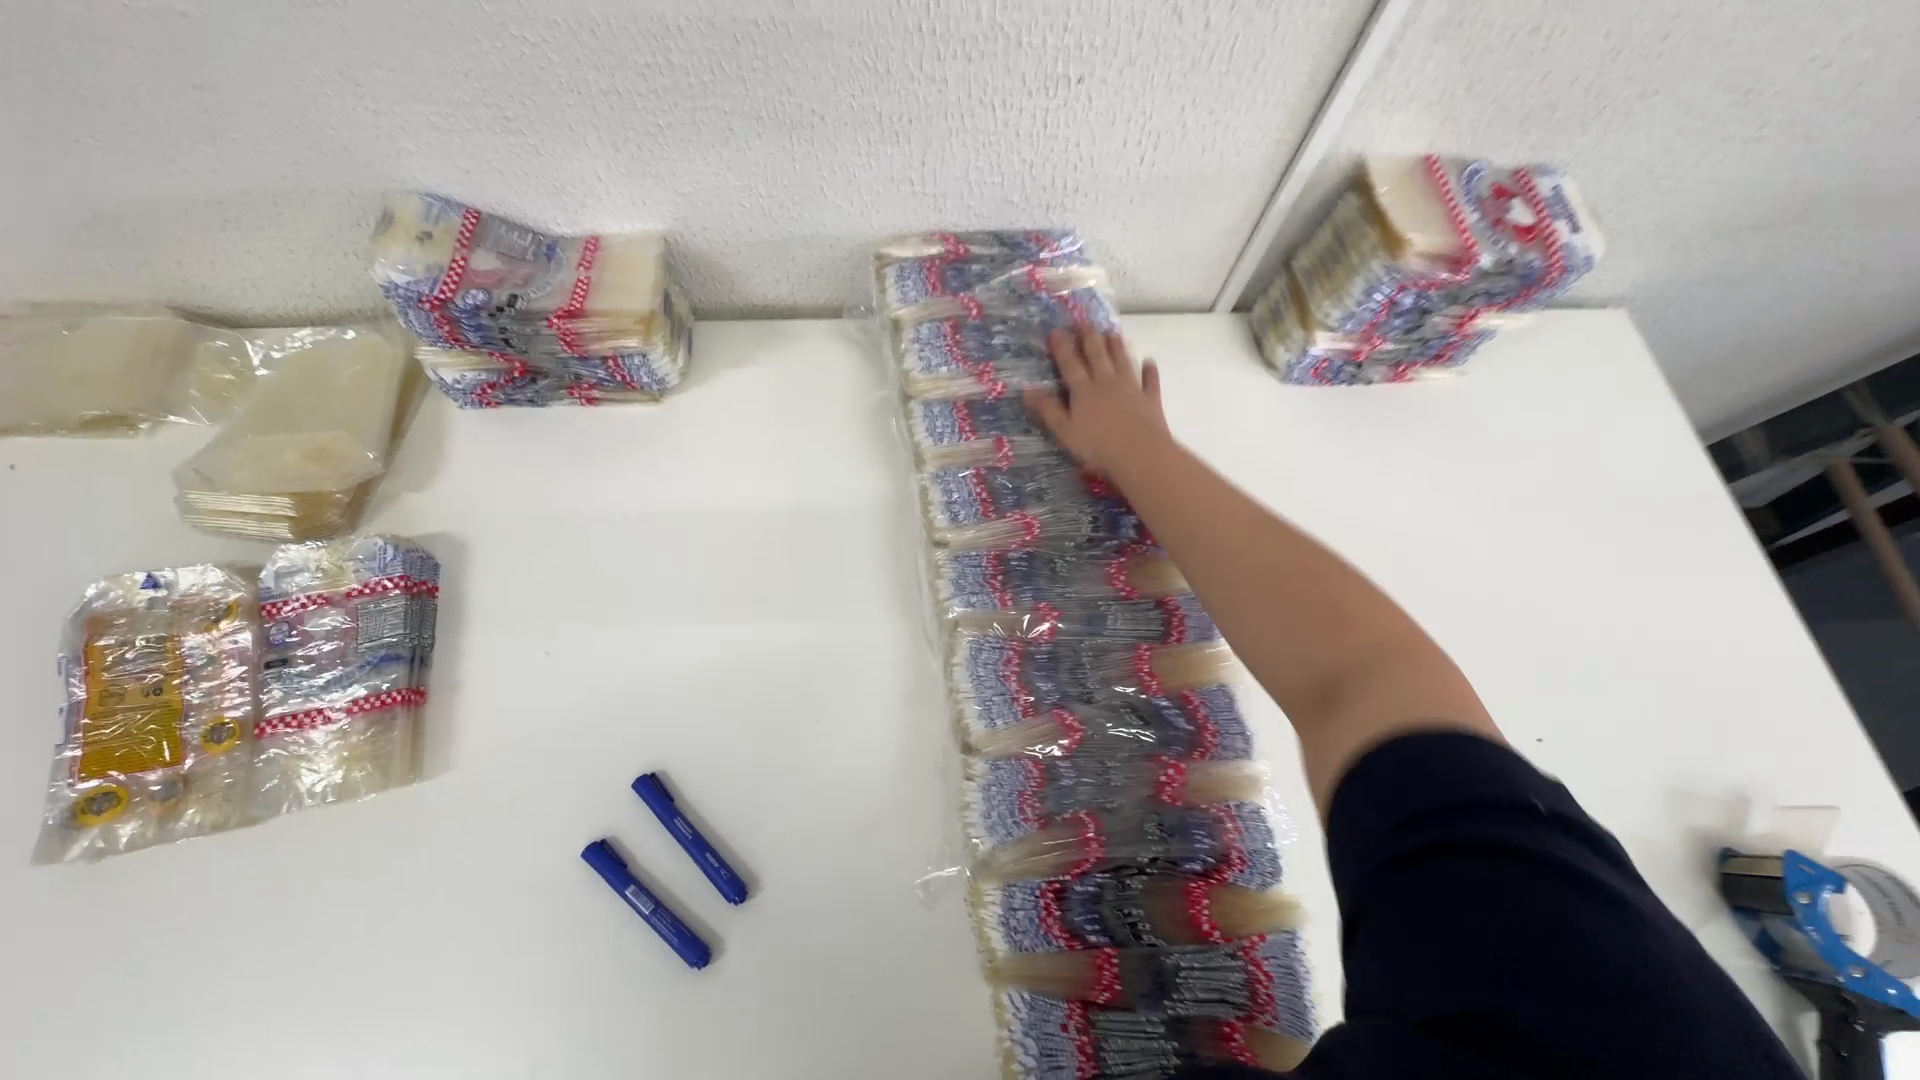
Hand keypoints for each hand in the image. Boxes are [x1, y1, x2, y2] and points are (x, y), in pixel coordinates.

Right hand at [1025, 326, 1174, 475]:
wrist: (1139, 452)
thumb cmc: (1097, 445)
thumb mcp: (1065, 431)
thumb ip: (1048, 410)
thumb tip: (1027, 390)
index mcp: (1084, 390)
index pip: (1071, 363)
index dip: (1063, 346)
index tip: (1057, 331)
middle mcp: (1107, 382)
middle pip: (1097, 355)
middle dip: (1090, 338)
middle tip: (1085, 323)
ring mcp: (1131, 388)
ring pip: (1122, 361)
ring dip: (1117, 346)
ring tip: (1113, 333)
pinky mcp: (1150, 398)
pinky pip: (1150, 380)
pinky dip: (1149, 370)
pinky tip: (1149, 362)